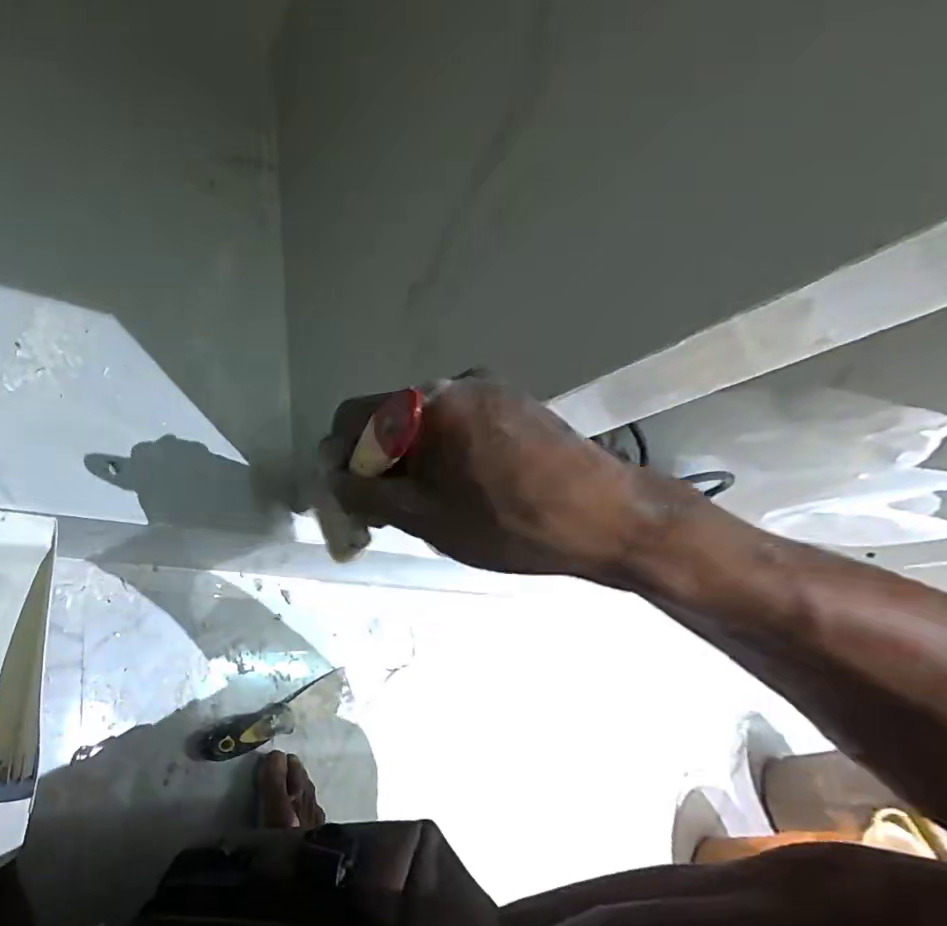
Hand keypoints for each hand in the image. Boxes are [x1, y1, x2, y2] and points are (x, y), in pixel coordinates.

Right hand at [321, 374, 680, 580]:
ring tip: (425, 506)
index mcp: (424, 403)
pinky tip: (459, 491)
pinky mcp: (517, 405)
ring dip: (408, 461)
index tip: (348, 499)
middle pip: (387, 418)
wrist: (612, 520)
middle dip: (374, 464)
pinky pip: (457, 425)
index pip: (351, 418)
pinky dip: (442, 454)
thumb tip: (334, 476)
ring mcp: (491, 390)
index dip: (338, 460)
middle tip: (381, 511)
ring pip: (422, 424)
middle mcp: (455, 382)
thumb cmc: (505, 521)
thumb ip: (361, 491)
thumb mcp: (419, 515)